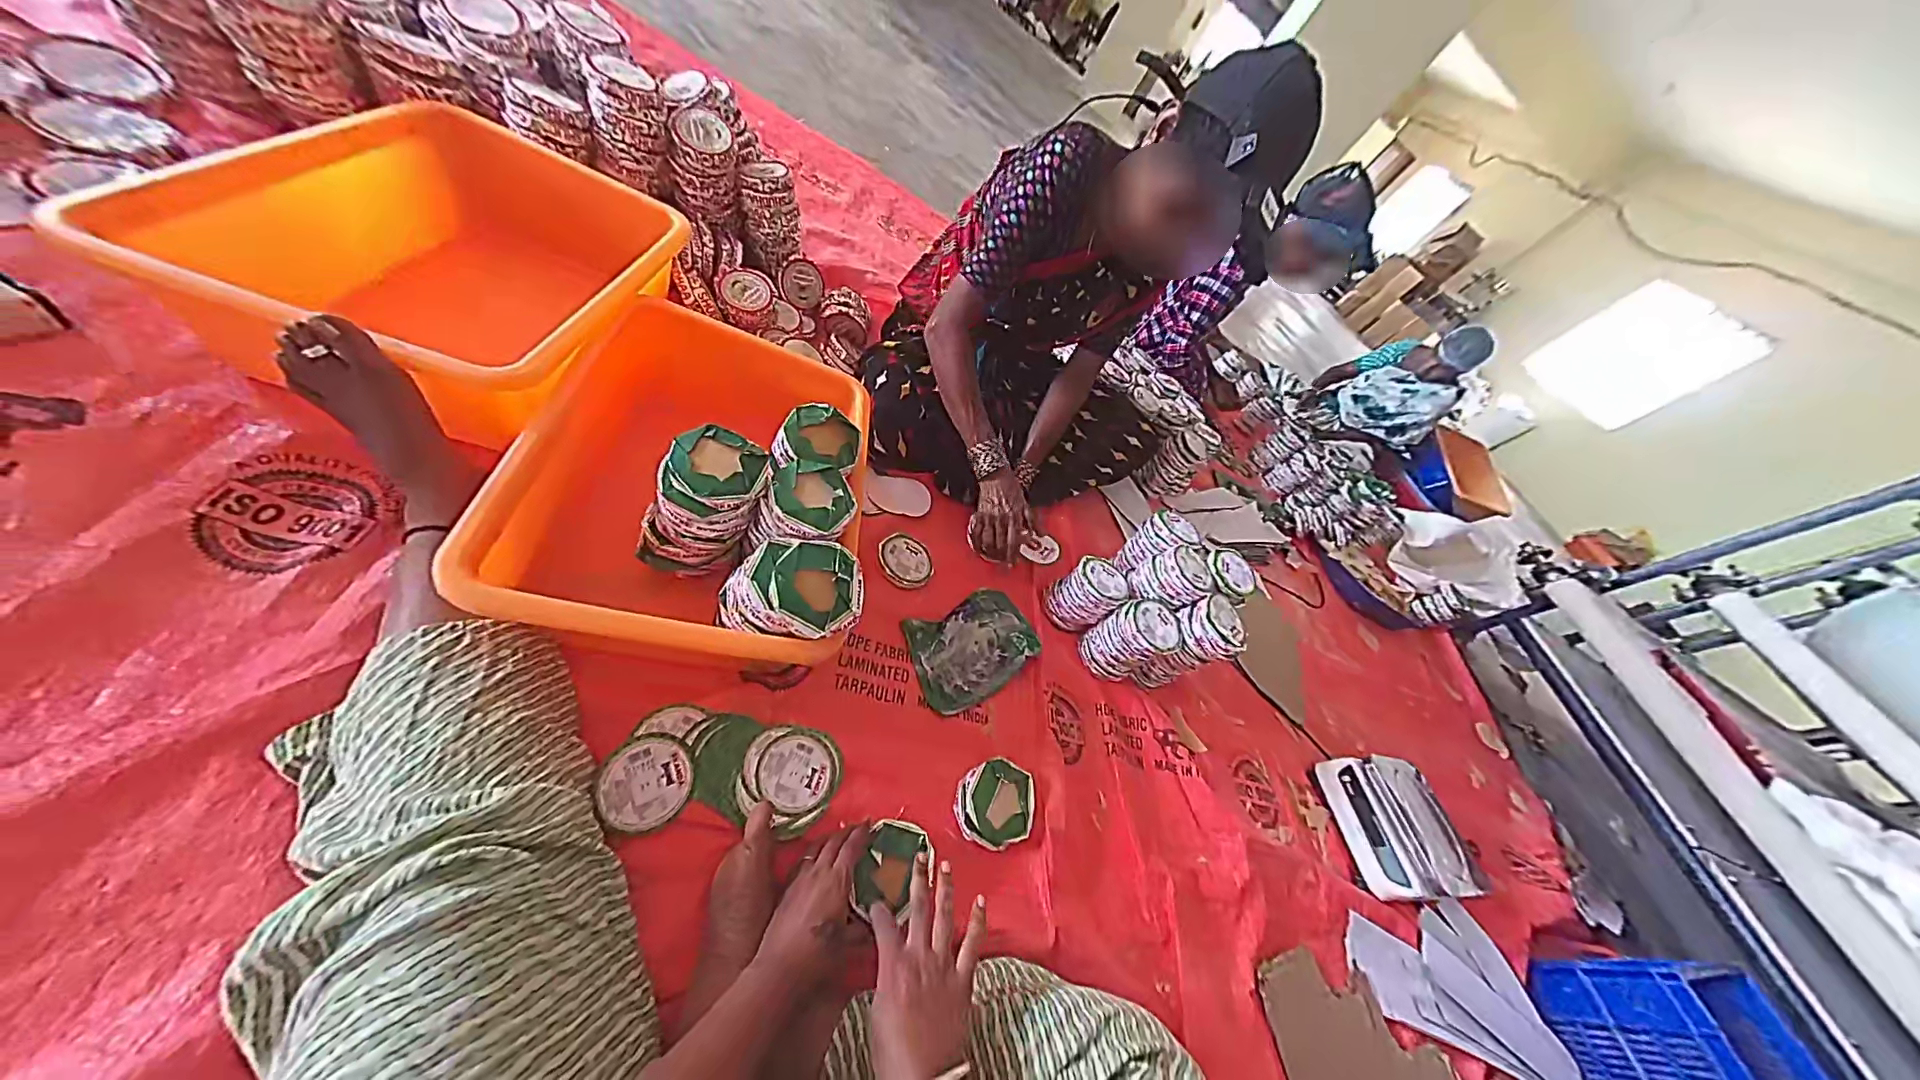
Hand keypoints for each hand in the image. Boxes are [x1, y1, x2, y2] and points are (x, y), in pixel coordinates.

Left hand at [751, 822, 870, 990]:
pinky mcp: (786, 891)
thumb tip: (874, 922)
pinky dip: (812, 854)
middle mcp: (817, 873)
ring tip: (837, 836)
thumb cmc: (819, 955)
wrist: (779, 969)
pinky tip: (813, 860)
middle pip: (833, 842)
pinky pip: (802, 862)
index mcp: (837, 880)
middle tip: (858, 826)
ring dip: (828, 839)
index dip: (861, 834)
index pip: (851, 848)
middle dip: (847, 831)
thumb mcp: (849, 941)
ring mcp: (799, 880)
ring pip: (815, 848)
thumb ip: (863, 928)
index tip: (870, 824)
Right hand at [867, 857, 986, 1079]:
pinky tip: (980, 902)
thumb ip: (884, 973)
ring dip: (945, 889)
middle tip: (921, 855)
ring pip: (945, 917)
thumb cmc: (893, 1048)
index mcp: (893, 964)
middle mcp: (919, 957)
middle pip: (919, 909)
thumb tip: (886, 957)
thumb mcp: (877, 1007)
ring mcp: (943, 965)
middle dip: (919, 879)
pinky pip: (972, 943)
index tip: (876, 897)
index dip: (879, 908)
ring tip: (945, 866)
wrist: (924, 1074)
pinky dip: (977, 921)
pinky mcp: (963, 979)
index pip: (883, 923)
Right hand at [969, 472, 1031, 563]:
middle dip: (1001, 557)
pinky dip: (975, 542)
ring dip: (989, 552)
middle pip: (999, 543)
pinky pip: (975, 532)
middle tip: (1002, 566)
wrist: (996, 476)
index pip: (1013, 540)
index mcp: (1013, 517)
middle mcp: (1000, 519)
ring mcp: (987, 517)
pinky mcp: (978, 514)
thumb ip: (1033, 522)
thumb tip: (1041, 536)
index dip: (1012, 554)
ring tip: (991, 560)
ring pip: (987, 540)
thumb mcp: (1026, 504)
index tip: (1013, 564)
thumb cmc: (1012, 489)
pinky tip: (978, 549)